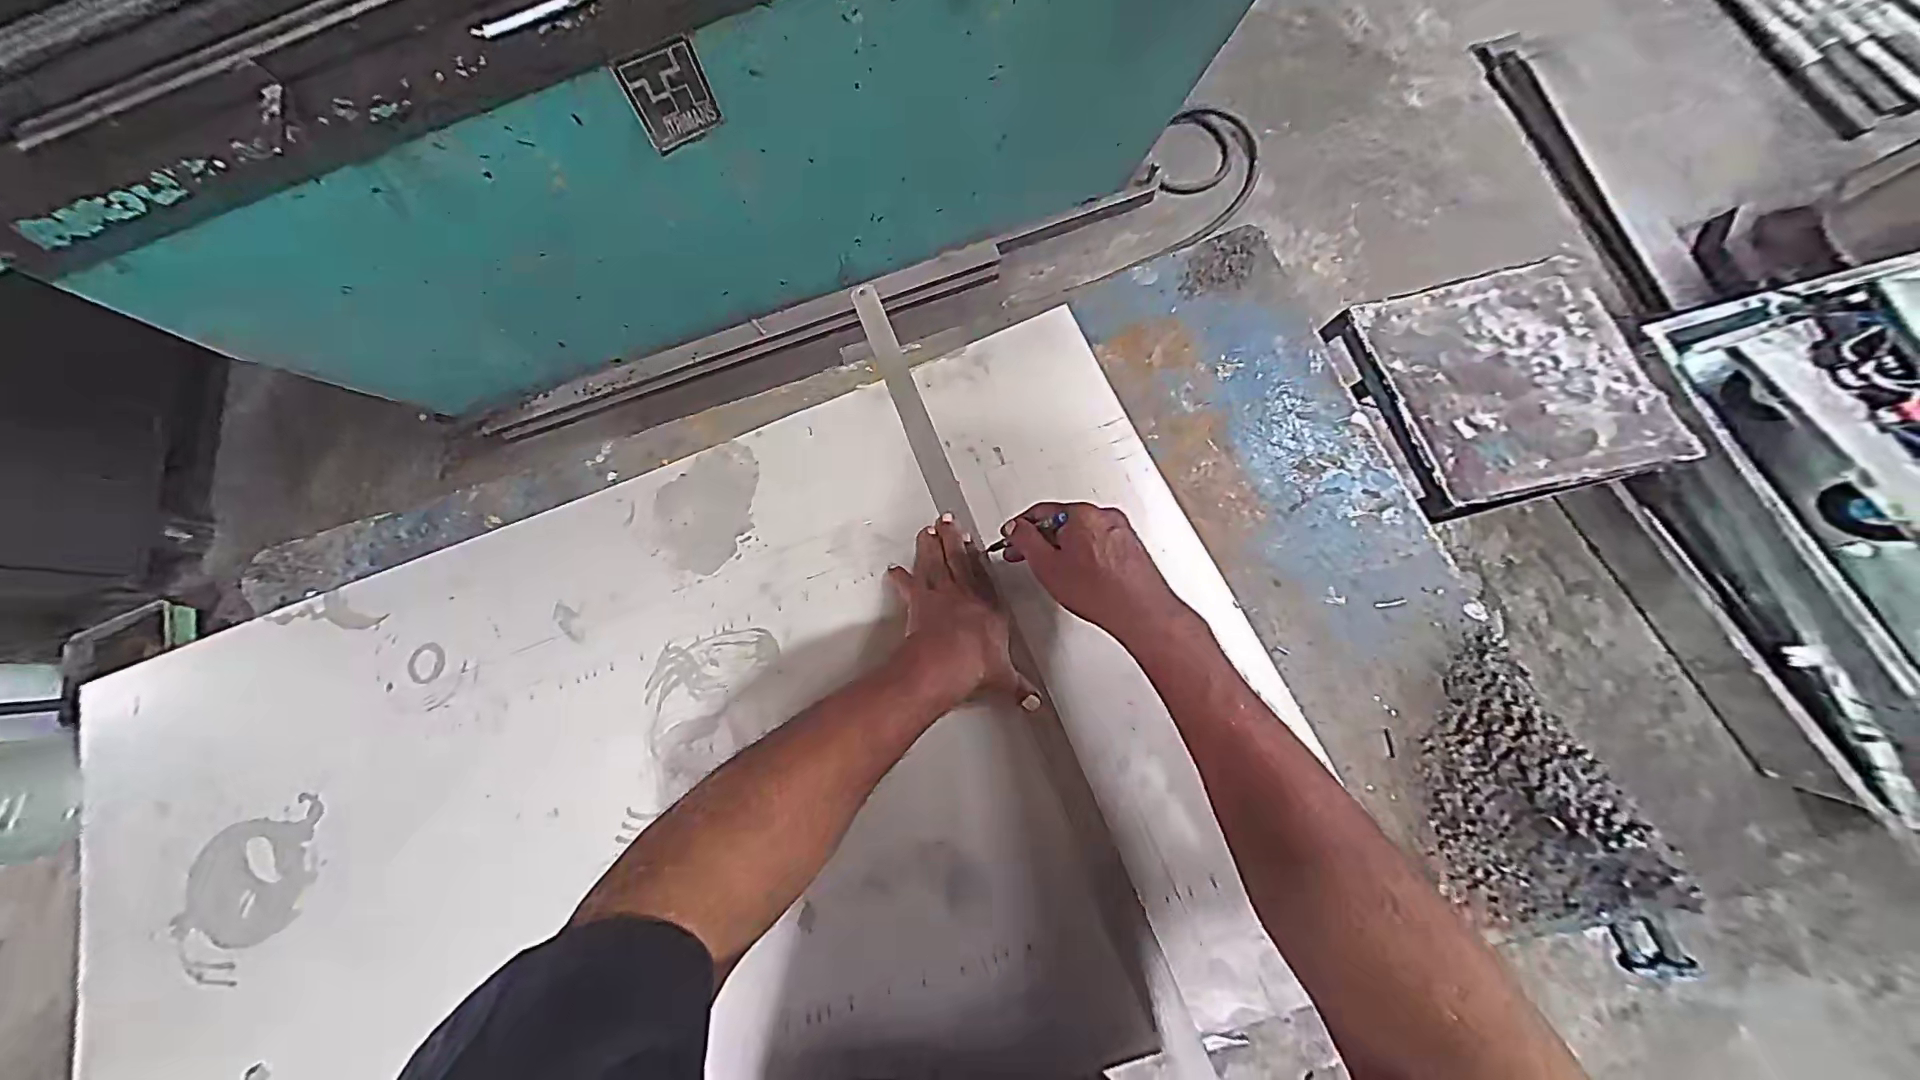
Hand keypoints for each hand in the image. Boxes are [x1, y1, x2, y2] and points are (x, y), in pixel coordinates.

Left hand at [887, 515, 1040, 708]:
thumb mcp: (1005, 680)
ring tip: (927, 531)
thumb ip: (1019, 689)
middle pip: (958, 559)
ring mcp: (941, 595)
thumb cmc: (973, 664)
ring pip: (935, 561)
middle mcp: (965, 596)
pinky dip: (901, 576)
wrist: (945, 664)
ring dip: (930, 544)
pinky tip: (894, 569)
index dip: (980, 560)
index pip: (986, 578)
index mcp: (990, 609)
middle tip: (948, 521)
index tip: (975, 547)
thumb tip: (1032, 702)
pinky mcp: (919, 602)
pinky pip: (909, 584)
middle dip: (953, 538)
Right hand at [1001, 502, 1192, 641]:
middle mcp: (1103, 516)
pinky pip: (1098, 542)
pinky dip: (1084, 553)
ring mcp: (1120, 530)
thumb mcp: (1046, 566)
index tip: (1012, 537)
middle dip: (1042, 538)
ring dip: (1064, 546)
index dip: (1020, 527)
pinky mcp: (1129, 545)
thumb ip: (1025, 541)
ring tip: (1055, 571)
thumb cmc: (1101, 592)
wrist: (1140, 612)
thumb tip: (1016, 528)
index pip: (1041, 512)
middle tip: (1026, 554)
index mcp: (1081, 514)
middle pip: (1062, 520)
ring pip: (1081, 532)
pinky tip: (1080, 575)